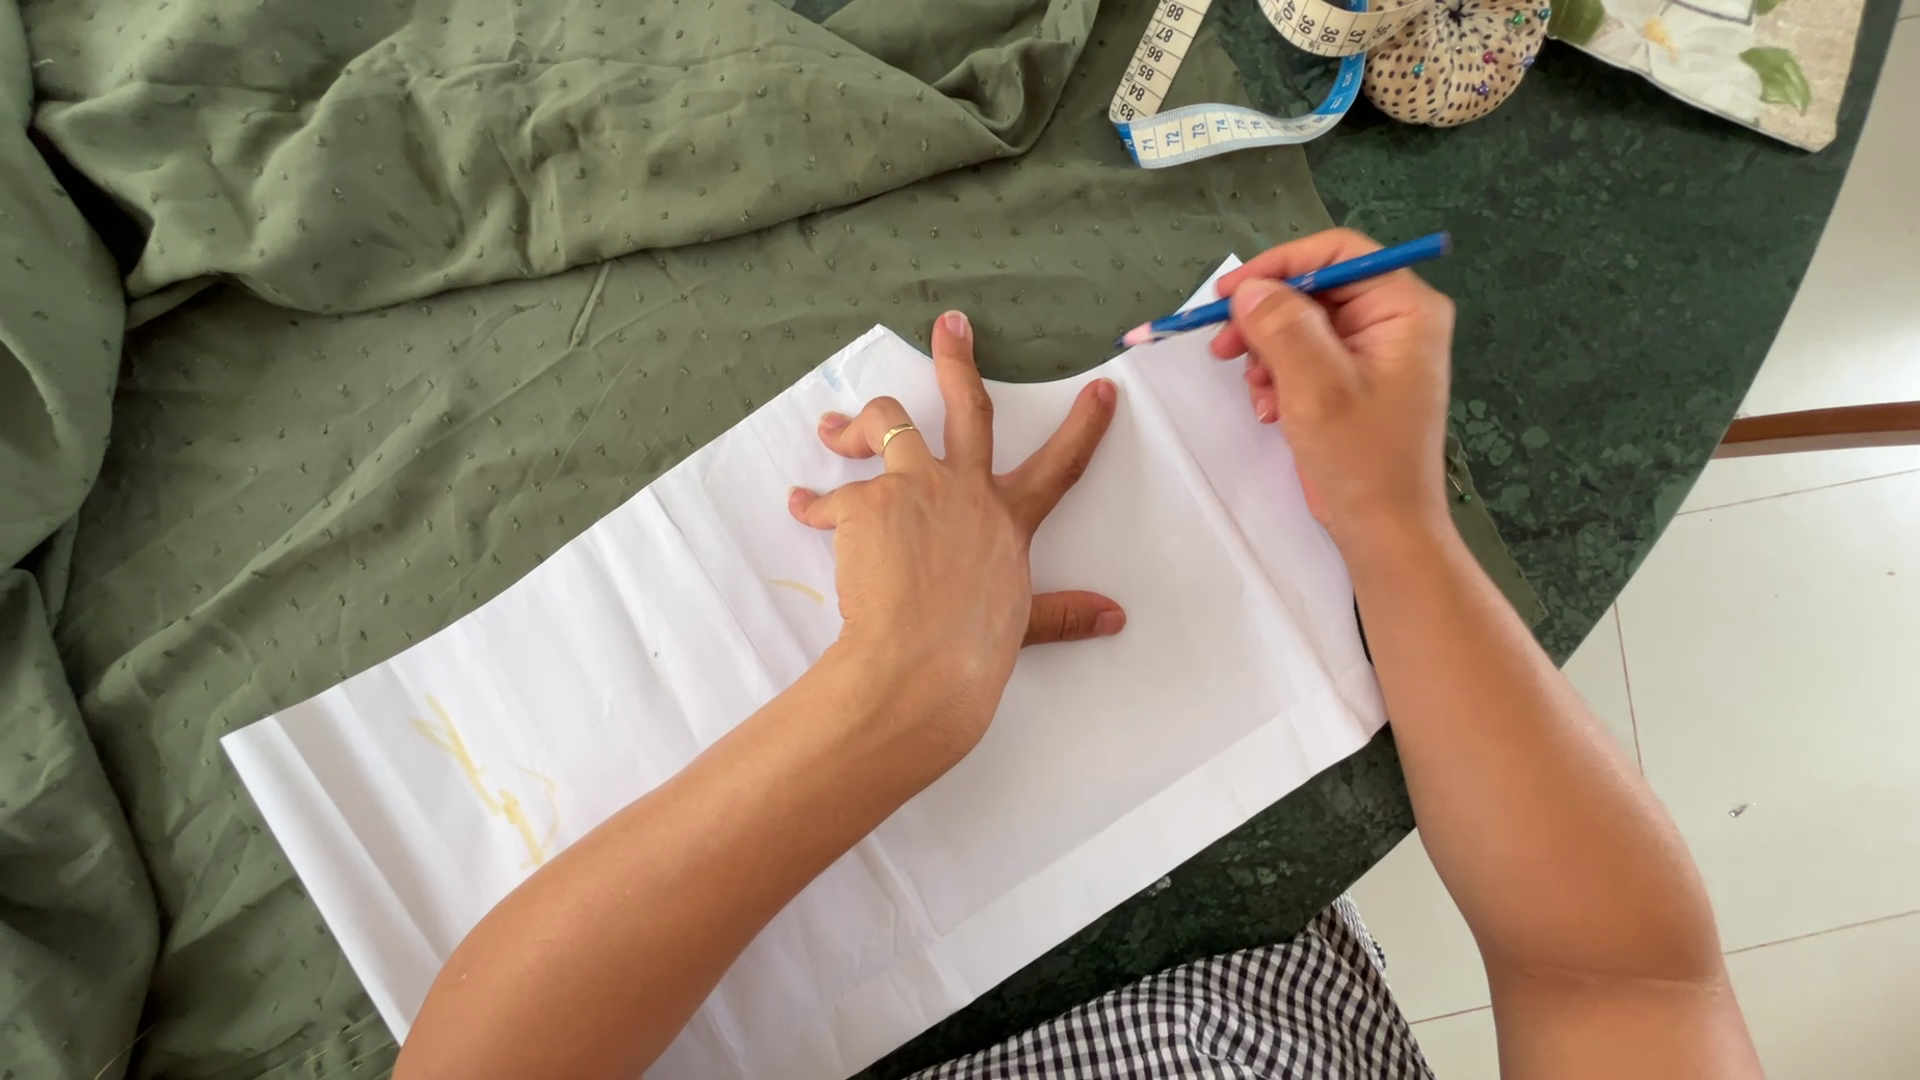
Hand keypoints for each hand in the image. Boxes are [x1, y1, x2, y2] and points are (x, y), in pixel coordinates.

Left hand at [789, 310, 1124, 760]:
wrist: (922, 664)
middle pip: (966, 407)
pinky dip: (812, 503)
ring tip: (832, 431)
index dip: (1085, 425)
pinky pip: (830, 497)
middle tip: (950, 325)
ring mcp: (916, 489)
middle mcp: (966, 490)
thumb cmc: (973, 649)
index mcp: (1007, 518)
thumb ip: (1065, 613)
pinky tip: (800, 509)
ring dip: (857, 424)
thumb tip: (1114, 617)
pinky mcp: (867, 504)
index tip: (1101, 389)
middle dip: (958, 359)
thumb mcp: (1024, 622)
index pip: (1059, 464)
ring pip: (887, 425)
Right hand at [1209, 229, 1454, 546]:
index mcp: (1402, 309)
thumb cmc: (1360, 456)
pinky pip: (1301, 360)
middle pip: (1312, 292)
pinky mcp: (1348, 383)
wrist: (1380, 525)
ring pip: (1299, 328)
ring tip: (1257, 394)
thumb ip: (1282, 328)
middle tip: (1222, 349)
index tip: (1227, 294)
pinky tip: (1270, 410)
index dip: (1278, 265)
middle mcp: (1390, 322)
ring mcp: (1369, 354)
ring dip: (1265, 356)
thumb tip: (1249, 289)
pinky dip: (1276, 380)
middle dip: (1264, 320)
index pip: (1337, 255)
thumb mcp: (1316, 387)